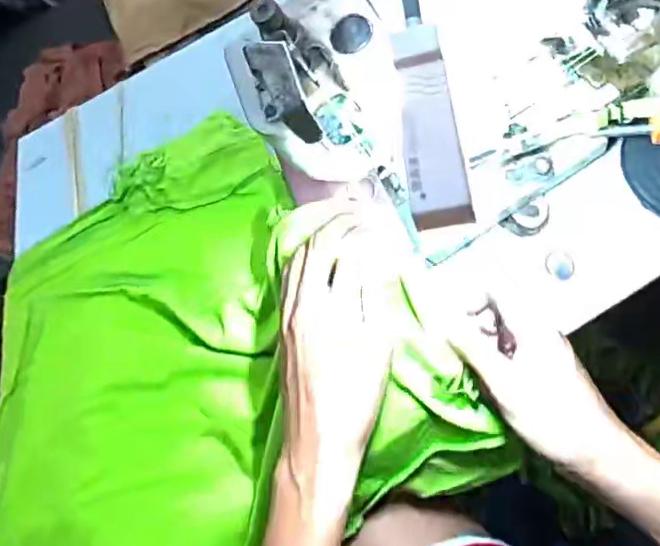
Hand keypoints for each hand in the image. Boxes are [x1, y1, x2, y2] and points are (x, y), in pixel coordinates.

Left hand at [278, 208, 393, 499]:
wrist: (316, 446)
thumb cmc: (354, 397)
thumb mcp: (376, 344)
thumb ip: (371, 295)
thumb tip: (372, 257)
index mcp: (322, 307)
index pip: (337, 249)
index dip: (358, 229)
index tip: (375, 219)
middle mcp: (298, 305)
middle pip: (311, 248)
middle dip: (335, 223)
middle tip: (358, 213)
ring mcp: (286, 317)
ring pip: (296, 261)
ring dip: (318, 238)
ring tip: (341, 226)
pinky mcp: (283, 329)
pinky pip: (289, 278)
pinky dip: (306, 258)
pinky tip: (319, 259)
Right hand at [415, 267, 627, 474]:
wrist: (596, 450)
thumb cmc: (550, 415)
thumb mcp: (504, 384)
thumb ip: (473, 349)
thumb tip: (445, 322)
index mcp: (530, 322)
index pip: (495, 287)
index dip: (470, 299)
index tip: (454, 326)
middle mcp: (538, 327)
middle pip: (499, 309)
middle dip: (475, 327)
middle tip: (464, 356)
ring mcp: (544, 346)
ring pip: (506, 332)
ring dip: (486, 347)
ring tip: (479, 375)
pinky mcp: (546, 366)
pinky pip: (516, 350)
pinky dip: (500, 361)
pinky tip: (496, 386)